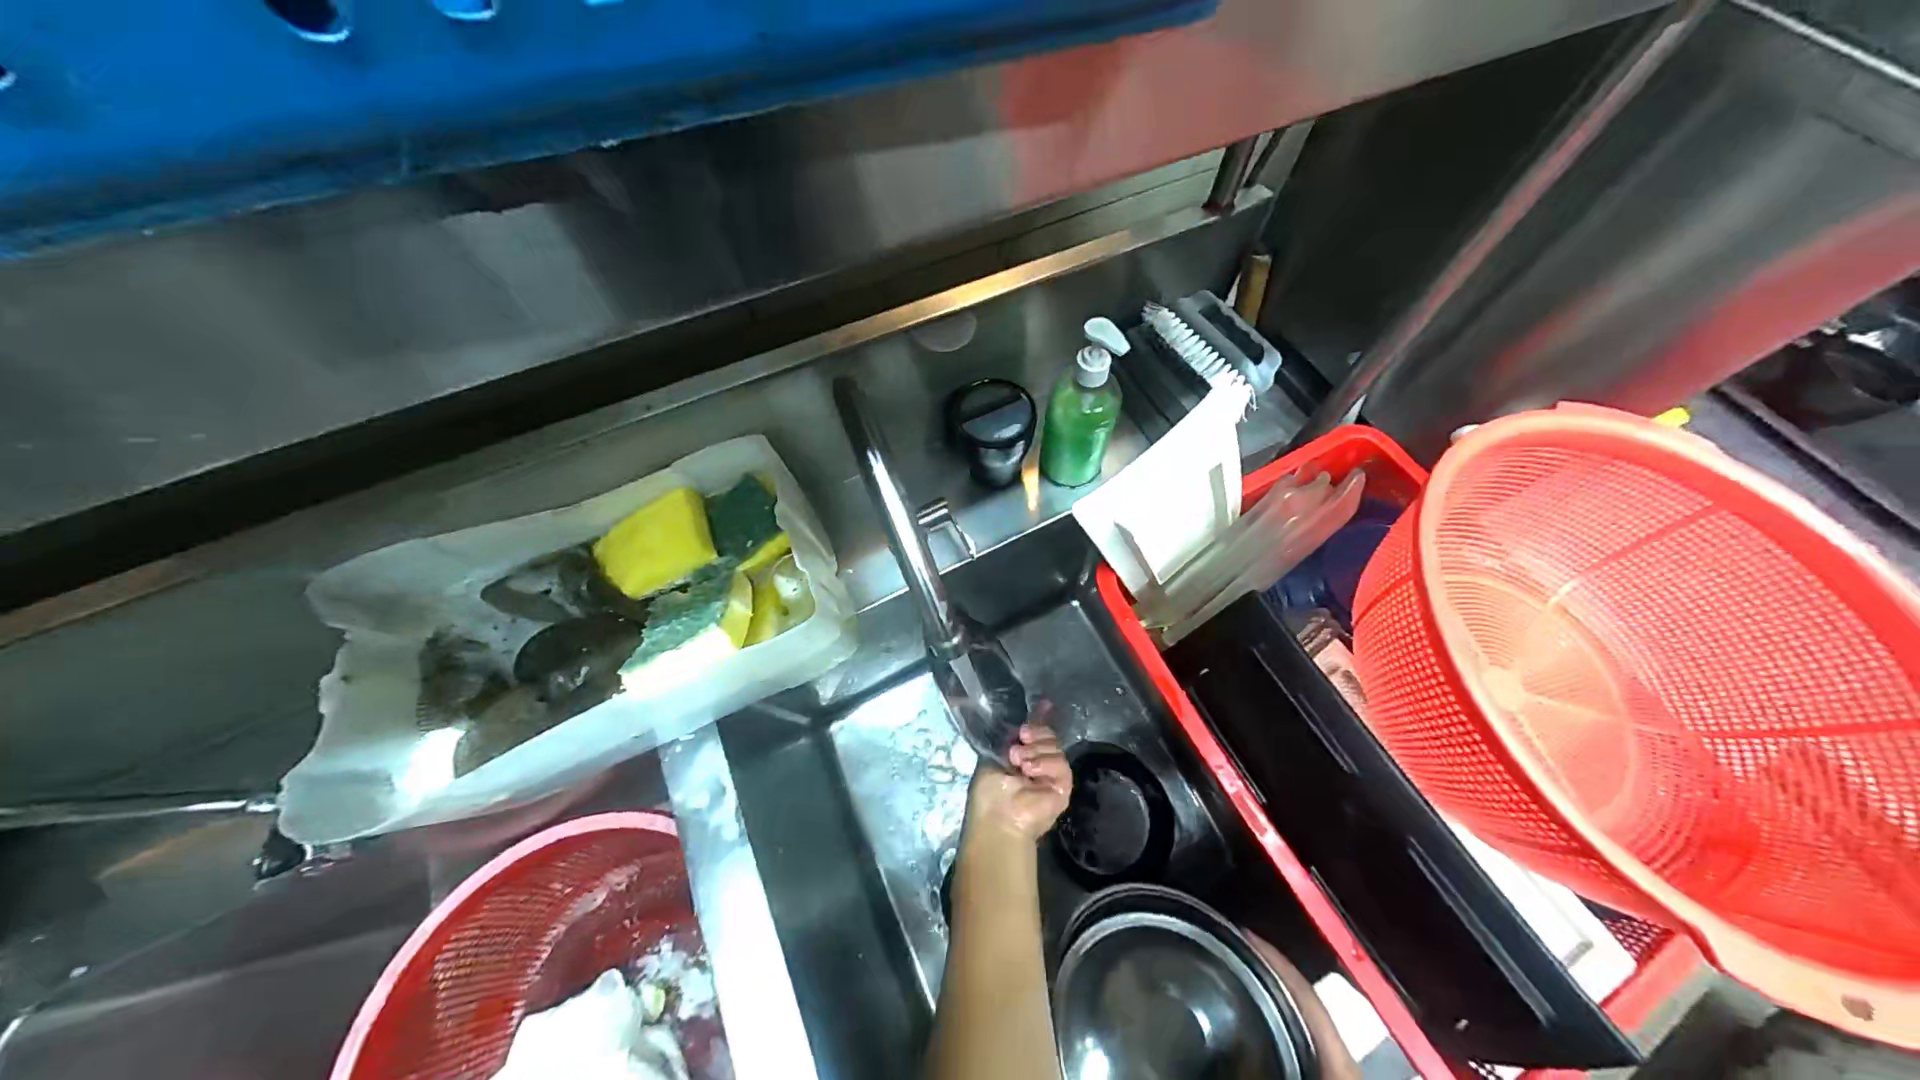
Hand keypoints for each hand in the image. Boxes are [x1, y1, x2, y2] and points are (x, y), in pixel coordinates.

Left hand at [964, 703, 1071, 846]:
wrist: (998, 818)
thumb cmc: (989, 790)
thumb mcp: (994, 756)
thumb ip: (1009, 736)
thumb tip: (1021, 719)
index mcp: (1021, 754)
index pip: (1036, 732)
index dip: (1041, 718)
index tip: (1046, 703)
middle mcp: (1038, 762)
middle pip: (1048, 735)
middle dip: (1034, 733)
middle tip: (1019, 741)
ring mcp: (1051, 775)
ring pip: (1055, 747)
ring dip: (1034, 751)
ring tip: (1019, 763)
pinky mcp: (1063, 786)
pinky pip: (1061, 765)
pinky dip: (1044, 764)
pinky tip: (1031, 772)